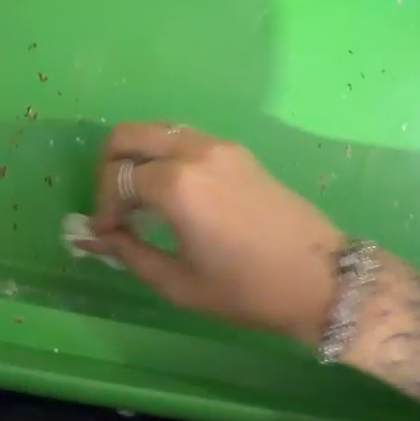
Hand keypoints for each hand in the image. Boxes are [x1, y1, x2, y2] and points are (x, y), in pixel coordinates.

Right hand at [87, 124, 343, 345]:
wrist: (322, 279)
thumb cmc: (249, 290)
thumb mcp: (181, 285)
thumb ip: (130, 255)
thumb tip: (97, 240)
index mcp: (176, 186)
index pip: (116, 179)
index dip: (103, 208)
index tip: (106, 235)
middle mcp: (192, 152)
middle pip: (127, 135)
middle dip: (108, 167)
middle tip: (113, 204)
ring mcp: (216, 145)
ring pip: (154, 130)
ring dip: (136, 157)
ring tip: (140, 199)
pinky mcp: (234, 149)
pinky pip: (181, 137)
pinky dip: (162, 154)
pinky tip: (170, 192)